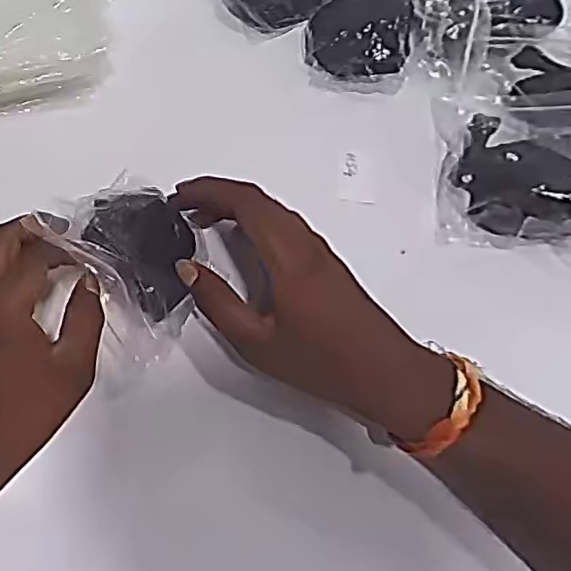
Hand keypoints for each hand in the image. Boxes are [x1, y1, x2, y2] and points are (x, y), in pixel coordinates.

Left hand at [0, 216, 103, 510]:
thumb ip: (85, 316)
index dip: (69, 248)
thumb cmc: (22, 413)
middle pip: (5, 238)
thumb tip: (89, 284)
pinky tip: (46, 281)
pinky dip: (17, 265)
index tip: (91, 255)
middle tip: (71, 238)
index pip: (37, 254)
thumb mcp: (72, 368)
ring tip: (64, 256)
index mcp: (4, 304)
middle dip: (39, 229)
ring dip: (27, 245)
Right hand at [170, 178, 454, 442]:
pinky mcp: (323, 261)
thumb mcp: (256, 342)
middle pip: (257, 198)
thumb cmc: (331, 364)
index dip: (207, 191)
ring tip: (201, 215)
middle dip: (214, 192)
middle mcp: (306, 247)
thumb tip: (188, 271)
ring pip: (270, 208)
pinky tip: (236, 234)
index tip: (180, 197)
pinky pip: (281, 221)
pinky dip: (250, 216)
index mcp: (290, 259)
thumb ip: (216, 302)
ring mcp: (318, 251)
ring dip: (233, 203)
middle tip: (183, 201)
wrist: (391, 379)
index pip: (245, 203)